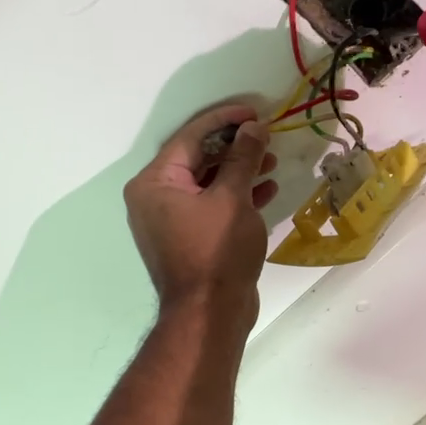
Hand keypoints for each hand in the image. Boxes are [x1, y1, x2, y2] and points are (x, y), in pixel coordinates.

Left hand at [124, 104, 278, 325]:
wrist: (210, 313)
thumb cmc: (217, 252)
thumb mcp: (233, 199)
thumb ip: (243, 159)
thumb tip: (254, 127)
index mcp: (154, 183)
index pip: (190, 137)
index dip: (224, 120)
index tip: (254, 111)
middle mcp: (154, 198)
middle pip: (196, 158)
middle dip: (234, 146)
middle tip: (266, 136)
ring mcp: (170, 221)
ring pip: (206, 183)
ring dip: (238, 171)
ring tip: (271, 162)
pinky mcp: (189, 239)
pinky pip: (211, 206)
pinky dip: (235, 196)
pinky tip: (265, 191)